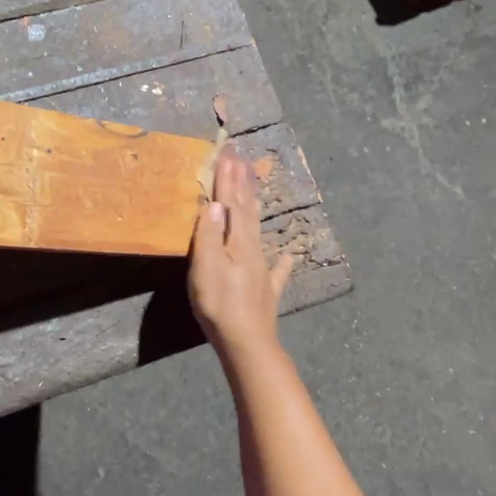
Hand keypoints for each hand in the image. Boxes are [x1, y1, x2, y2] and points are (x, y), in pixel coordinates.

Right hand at [188, 144, 291, 352]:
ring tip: (255, 191)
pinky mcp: (265, 289)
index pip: (231, 203)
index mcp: (237, 242)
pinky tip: (290, 255)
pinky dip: (282, 259)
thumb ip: (209, 234)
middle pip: (247, 212)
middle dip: (241, 185)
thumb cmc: (219, 303)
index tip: (227, 154)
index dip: (228, 179)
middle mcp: (253, 249)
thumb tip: (215, 203)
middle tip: (239, 160)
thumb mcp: (205, 266)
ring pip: (259, 231)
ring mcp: (262, 270)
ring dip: (255, 209)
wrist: (247, 341)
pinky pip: (276, 269)